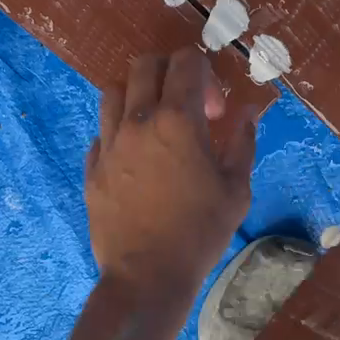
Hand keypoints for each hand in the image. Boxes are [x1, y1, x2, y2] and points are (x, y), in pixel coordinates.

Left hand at [84, 49, 257, 301]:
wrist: (146, 278)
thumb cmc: (198, 237)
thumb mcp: (236, 192)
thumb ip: (242, 144)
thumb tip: (247, 113)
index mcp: (177, 120)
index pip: (186, 61)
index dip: (205, 76)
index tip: (213, 112)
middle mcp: (137, 123)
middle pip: (143, 66)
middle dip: (168, 74)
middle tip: (183, 108)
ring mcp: (108, 147)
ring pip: (113, 93)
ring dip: (136, 97)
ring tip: (152, 126)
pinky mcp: (92, 172)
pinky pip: (100, 135)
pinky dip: (117, 134)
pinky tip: (132, 160)